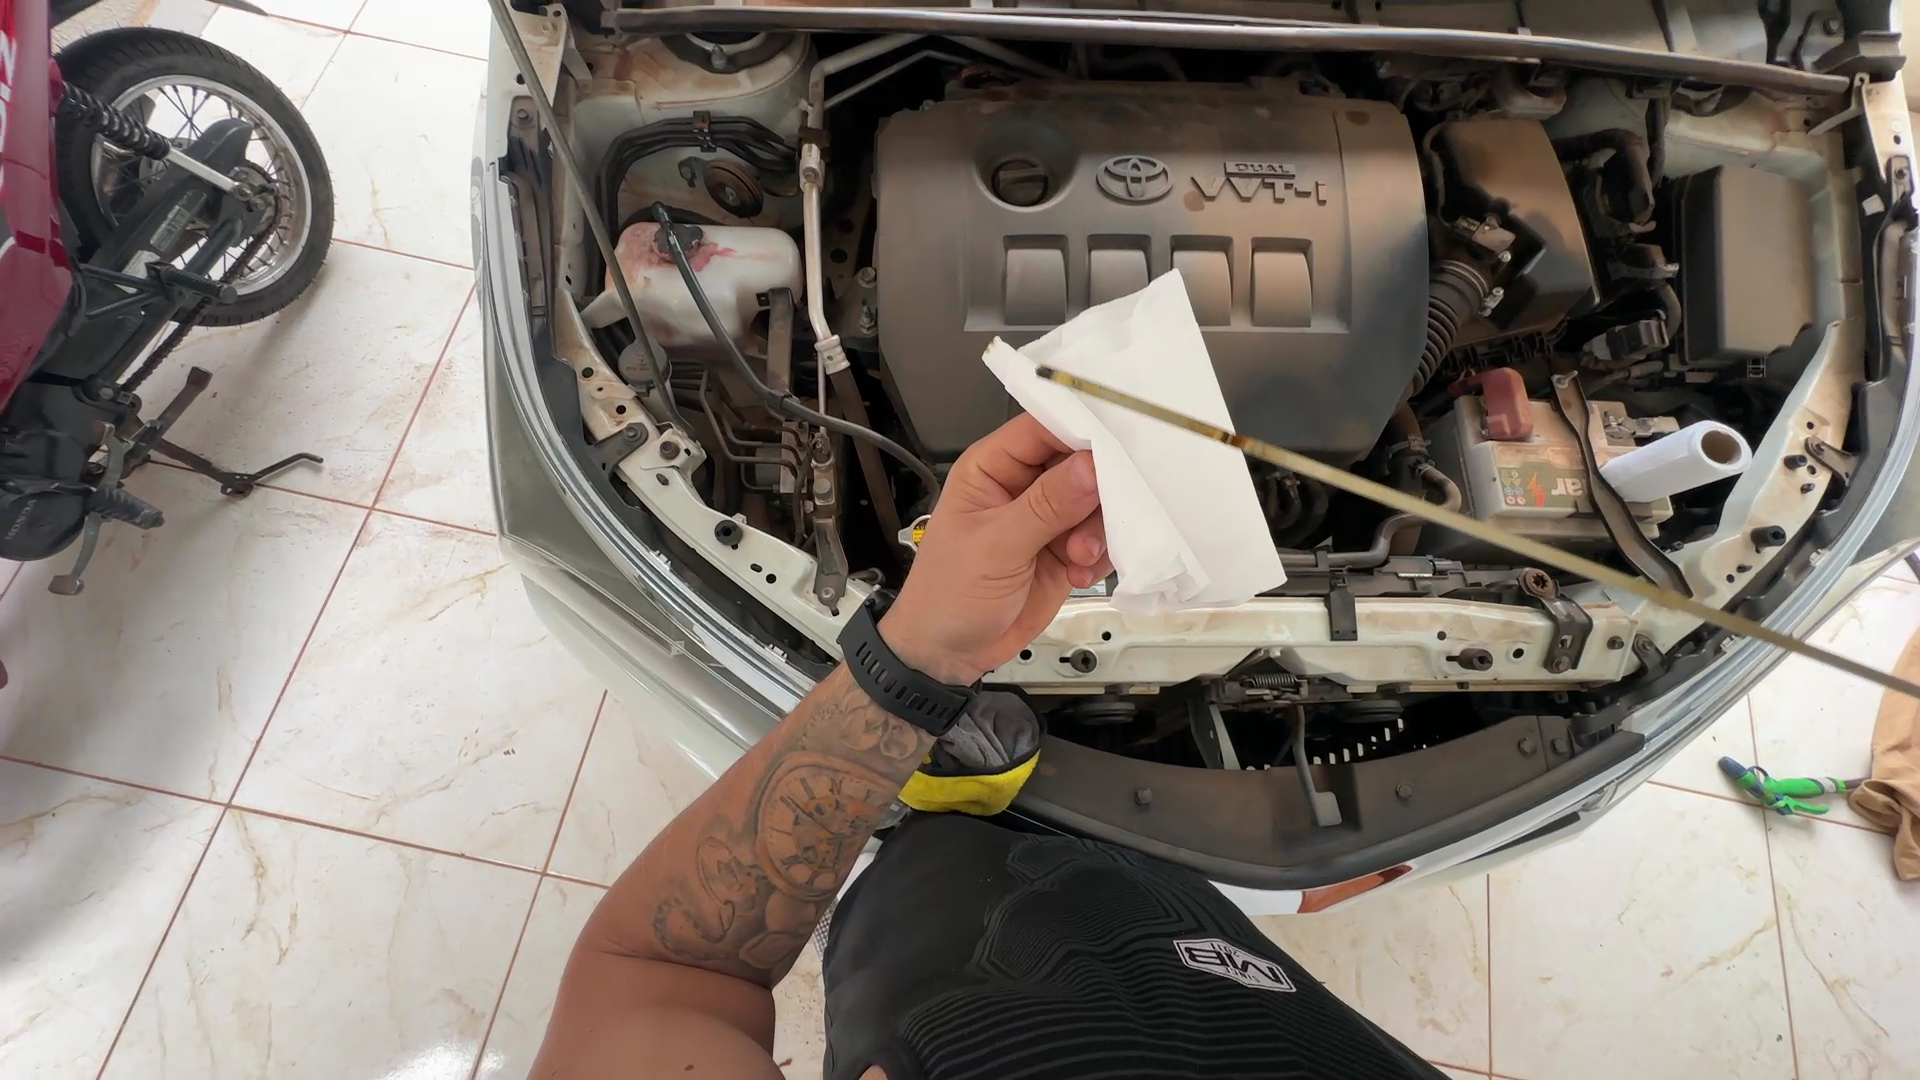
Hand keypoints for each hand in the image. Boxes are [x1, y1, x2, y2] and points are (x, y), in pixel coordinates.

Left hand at [879, 414, 1111, 684]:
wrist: (949, 653)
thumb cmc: (949, 594)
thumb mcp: (995, 546)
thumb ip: (1045, 506)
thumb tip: (1091, 466)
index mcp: (992, 468)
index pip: (1043, 428)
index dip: (1081, 430)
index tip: (1118, 445)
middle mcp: (1022, 486)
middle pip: (1080, 464)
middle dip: (1098, 491)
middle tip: (1099, 518)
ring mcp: (1046, 520)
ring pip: (1097, 503)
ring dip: (1099, 531)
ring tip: (1080, 558)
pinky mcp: (1064, 551)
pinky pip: (1101, 539)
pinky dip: (1100, 556)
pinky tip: (1081, 575)